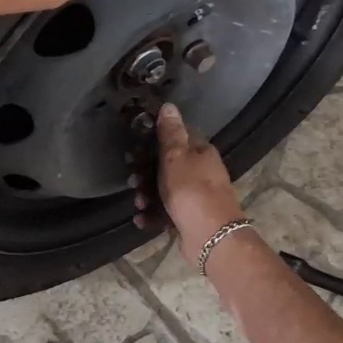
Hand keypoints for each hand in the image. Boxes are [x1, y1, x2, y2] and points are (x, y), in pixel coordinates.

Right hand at [136, 104, 247, 262]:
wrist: (210, 237)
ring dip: (147, 195)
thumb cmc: (191, 191)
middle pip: (167, 166)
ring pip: (164, 190)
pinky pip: (166, 212)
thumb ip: (170, 133)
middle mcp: (200, 172)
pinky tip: (142, 219)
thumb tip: (168, 105)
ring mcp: (195, 197)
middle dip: (145, 173)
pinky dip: (153, 215)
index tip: (135, 149)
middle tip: (132, 179)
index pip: (177, 138)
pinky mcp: (189, 218)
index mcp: (201, 153)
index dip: (154, 141)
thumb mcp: (176, 157)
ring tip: (139, 203)